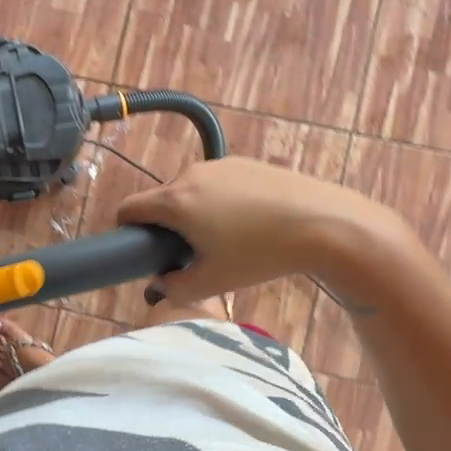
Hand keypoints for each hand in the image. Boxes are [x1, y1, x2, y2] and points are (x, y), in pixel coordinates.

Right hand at [115, 156, 401, 302]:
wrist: (324, 223)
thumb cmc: (261, 254)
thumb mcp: (213, 282)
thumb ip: (174, 287)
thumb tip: (159, 283)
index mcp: (174, 201)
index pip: (128, 208)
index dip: (126, 230)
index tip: (141, 250)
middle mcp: (190, 175)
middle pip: (159, 199)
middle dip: (164, 225)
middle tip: (189, 253)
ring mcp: (218, 165)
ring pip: (188, 190)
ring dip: (192, 212)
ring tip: (224, 239)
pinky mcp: (244, 162)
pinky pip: (215, 183)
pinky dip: (218, 201)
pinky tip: (248, 222)